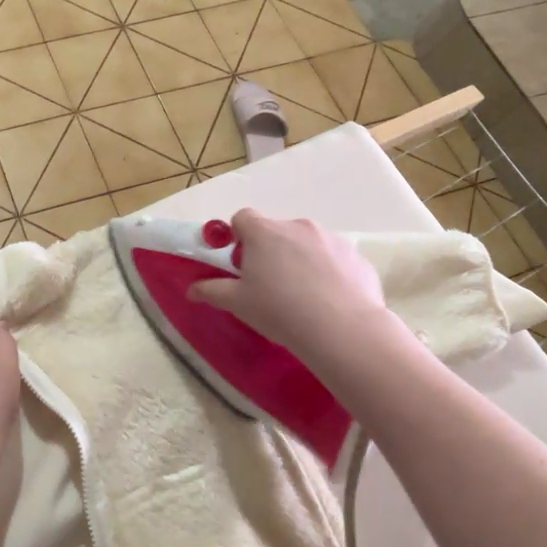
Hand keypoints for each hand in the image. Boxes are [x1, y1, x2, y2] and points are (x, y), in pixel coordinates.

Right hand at [188, 209, 387, 353]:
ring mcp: (331, 239)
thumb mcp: (238, 303)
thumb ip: (211, 291)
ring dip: (301, 260)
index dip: (238, 237)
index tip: (241, 263)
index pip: (243, 218)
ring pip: (307, 244)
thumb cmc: (280, 310)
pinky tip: (330, 302)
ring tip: (304, 297)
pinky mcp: (356, 257)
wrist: (343, 329)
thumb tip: (191, 290)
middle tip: (270, 285)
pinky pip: (335, 260)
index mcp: (265, 232)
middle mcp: (297, 226)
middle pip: (276, 231)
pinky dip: (330, 273)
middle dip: (271, 252)